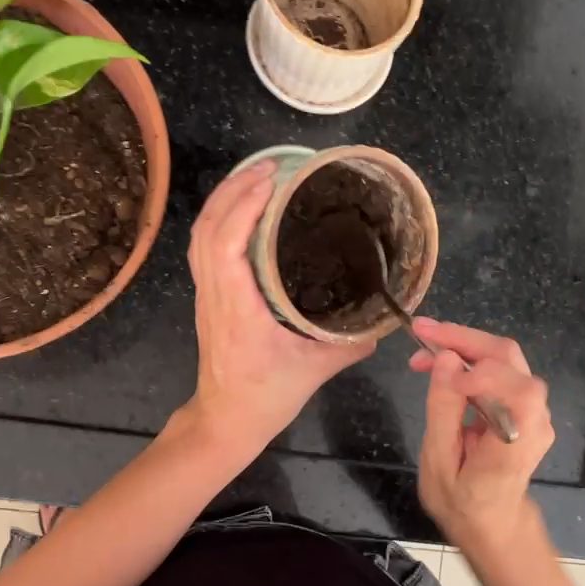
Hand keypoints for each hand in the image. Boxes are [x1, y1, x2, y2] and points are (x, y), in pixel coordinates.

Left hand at [182, 159, 374, 450]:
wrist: (226, 420)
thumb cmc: (266, 398)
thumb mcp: (314, 371)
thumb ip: (350, 344)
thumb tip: (384, 322)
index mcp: (238, 309)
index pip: (226, 245)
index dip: (243, 206)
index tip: (272, 179)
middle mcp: (215, 295)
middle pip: (208, 229)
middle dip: (234, 189)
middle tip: (271, 165)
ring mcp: (206, 295)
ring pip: (200, 236)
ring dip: (223, 200)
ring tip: (256, 175)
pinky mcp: (207, 298)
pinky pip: (204, 248)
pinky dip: (219, 218)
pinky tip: (242, 208)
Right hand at [408, 319, 554, 550]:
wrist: (491, 523)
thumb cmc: (462, 502)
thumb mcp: (440, 462)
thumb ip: (444, 410)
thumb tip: (447, 360)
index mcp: (519, 440)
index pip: (518, 388)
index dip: (481, 371)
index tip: (440, 373)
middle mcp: (535, 418)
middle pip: (509, 358)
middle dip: (463, 339)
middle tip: (420, 333)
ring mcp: (534, 409)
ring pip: (505, 357)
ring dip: (463, 346)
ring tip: (422, 352)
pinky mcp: (523, 404)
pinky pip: (500, 370)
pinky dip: (468, 360)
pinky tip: (439, 364)